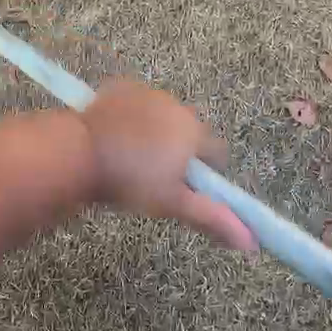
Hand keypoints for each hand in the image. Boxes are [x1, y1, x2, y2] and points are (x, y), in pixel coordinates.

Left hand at [80, 79, 258, 251]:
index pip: (216, 153)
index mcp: (193, 130)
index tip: (187, 189)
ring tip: (132, 158)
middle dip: (179, 151)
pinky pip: (136, 104)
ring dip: (156, 132)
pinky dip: (132, 117)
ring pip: (161, 116)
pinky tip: (116, 136)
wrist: (79, 151)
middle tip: (155, 176)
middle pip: (188, 131)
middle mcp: (174, 104)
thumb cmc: (130, 179)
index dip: (206, 174)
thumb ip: (213, 218)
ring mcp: (144, 92)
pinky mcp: (119, 87)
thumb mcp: (173, 203)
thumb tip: (251, 243)